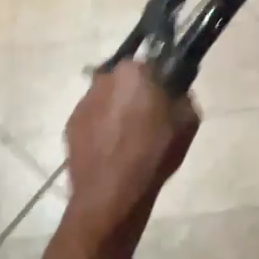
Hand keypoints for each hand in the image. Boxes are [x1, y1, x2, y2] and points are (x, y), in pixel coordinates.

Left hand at [63, 61, 200, 246]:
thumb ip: (182, 96)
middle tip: (150, 118)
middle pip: (126, 79)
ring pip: (108, 97)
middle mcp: (104, 78)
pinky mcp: (70, 125)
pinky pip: (93, 118)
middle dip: (137, 92)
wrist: (111, 195)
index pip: (152, 63)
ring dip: (117, 109)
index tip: (167, 97)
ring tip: (129, 139)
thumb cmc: (154, 153)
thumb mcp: (188, 121)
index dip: (161, 80)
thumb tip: (174, 92)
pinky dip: (102, 128)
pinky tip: (112, 150)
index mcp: (134, 71)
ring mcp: (83, 101)